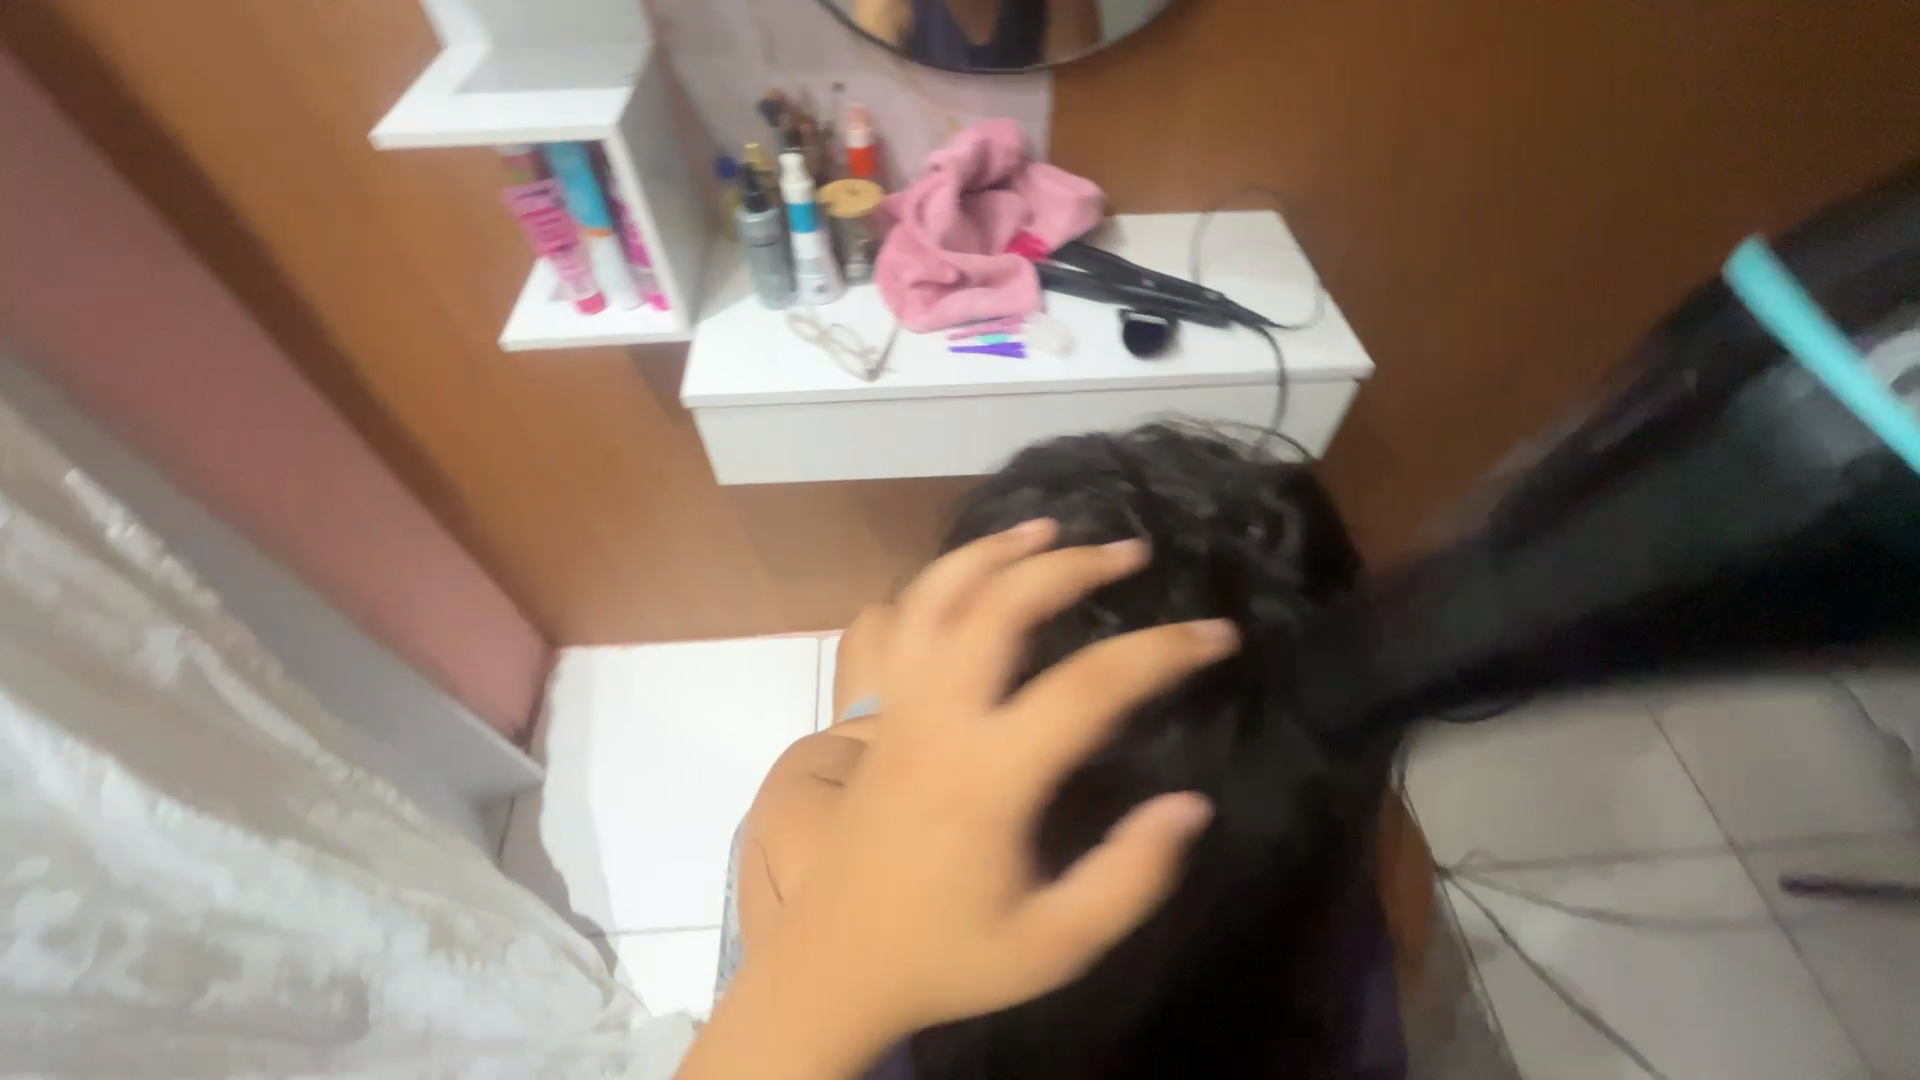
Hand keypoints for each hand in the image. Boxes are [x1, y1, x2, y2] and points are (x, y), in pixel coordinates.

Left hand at [765, 519, 1235, 1036]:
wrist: (833, 962)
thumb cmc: (947, 956)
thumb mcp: (1055, 944)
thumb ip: (1129, 877)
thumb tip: (1190, 804)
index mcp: (989, 776)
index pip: (1088, 686)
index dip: (1161, 652)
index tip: (1217, 636)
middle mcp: (940, 719)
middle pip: (1001, 606)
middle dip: (1072, 566)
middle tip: (1131, 552)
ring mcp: (901, 706)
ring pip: (938, 595)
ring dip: (995, 550)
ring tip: (1049, 528)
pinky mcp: (881, 711)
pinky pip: (909, 620)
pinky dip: (947, 578)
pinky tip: (982, 571)